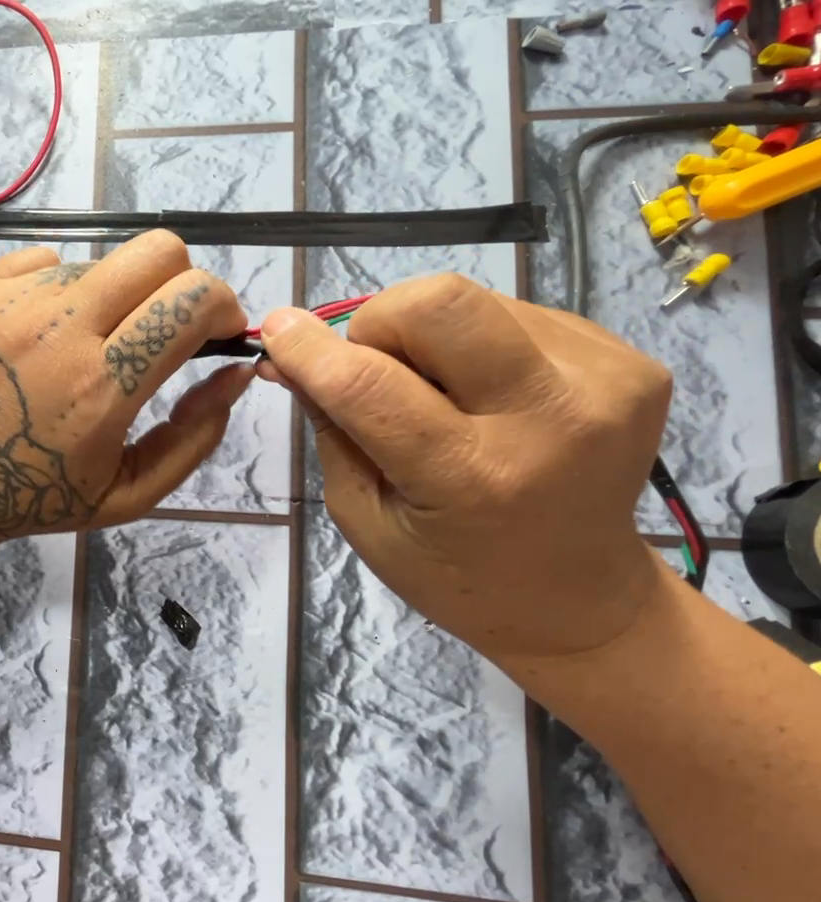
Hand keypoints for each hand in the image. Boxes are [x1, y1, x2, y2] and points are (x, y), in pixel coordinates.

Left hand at [0, 232, 252, 568]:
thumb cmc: (37, 495)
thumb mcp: (129, 493)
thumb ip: (195, 436)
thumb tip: (237, 370)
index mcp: (100, 387)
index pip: (193, 297)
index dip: (221, 307)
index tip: (213, 333)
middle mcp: (54, 332)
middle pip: (158, 250)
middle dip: (178, 284)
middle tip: (157, 329)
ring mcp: (7, 306)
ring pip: (97, 263)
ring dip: (108, 300)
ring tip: (76, 352)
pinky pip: (43, 263)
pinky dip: (55, 292)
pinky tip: (36, 340)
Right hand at [259, 275, 673, 664]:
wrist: (576, 596)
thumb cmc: (447, 569)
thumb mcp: (363, 514)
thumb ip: (331, 430)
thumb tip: (286, 358)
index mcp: (470, 475)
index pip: (370, 384)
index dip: (311, 349)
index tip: (275, 330)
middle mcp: (549, 416)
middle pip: (442, 304)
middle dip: (378, 322)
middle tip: (368, 365)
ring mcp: (603, 381)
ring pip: (477, 302)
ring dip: (427, 336)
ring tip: (434, 393)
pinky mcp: (631, 360)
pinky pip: (520, 315)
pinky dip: (475, 342)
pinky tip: (481, 392)